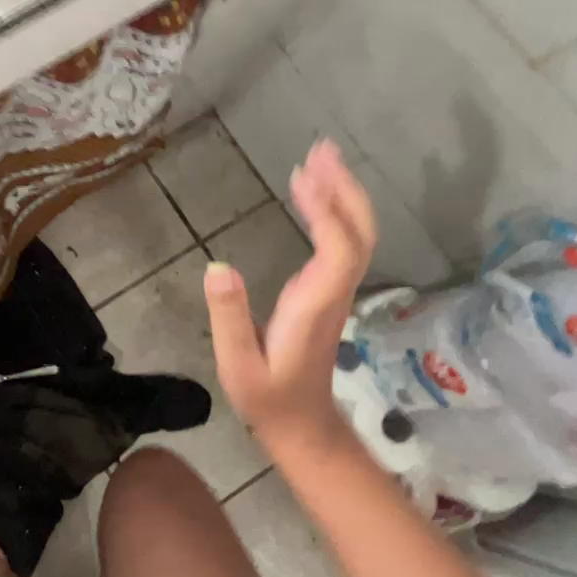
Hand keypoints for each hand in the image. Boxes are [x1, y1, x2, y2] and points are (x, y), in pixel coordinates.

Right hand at [203, 139, 374, 450]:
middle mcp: (333, 290)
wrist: (303, 427)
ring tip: (316, 157)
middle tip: (321, 149)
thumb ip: (228, 317)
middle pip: (359, 233)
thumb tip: (217, 266)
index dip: (328, 213)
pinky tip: (309, 191)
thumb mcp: (238, 365)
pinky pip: (340, 240)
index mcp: (315, 305)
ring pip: (355, 234)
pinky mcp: (327, 289)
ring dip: (341, 193)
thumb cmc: (269, 398)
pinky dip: (330, 209)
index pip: (338, 250)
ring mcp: (334, 289)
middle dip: (345, 189)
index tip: (303, 177)